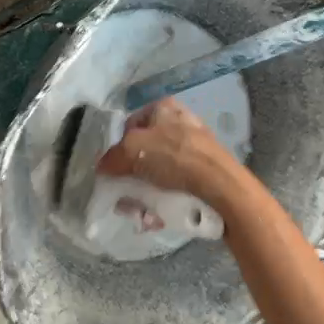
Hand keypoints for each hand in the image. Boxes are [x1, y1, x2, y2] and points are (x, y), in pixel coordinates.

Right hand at [95, 97, 237, 200]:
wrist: (220, 185)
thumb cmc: (173, 157)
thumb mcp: (131, 150)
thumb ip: (112, 157)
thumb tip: (103, 167)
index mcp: (164, 107)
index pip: (131, 125)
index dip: (121, 148)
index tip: (118, 169)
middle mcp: (181, 123)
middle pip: (146, 152)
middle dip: (135, 177)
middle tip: (129, 198)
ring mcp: (196, 148)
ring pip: (161, 172)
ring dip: (148, 194)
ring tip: (144, 213)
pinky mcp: (206, 173)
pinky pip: (178, 186)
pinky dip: (167, 200)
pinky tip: (162, 215)